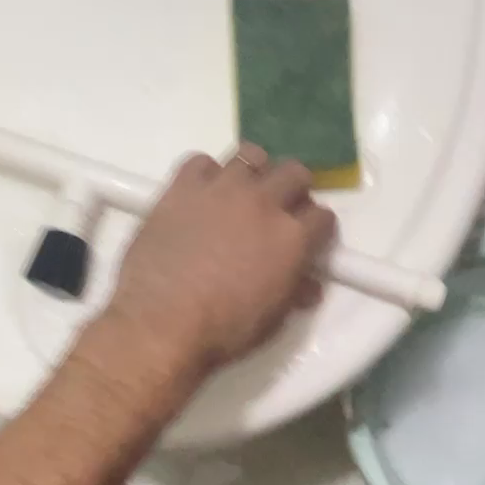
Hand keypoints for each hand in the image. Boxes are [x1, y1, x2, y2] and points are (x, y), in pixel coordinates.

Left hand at [100, 145, 336, 371]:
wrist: (161, 323)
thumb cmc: (225, 331)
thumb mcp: (273, 320)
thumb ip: (294, 293)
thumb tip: (308, 286)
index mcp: (292, 238)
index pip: (323, 217)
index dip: (319, 229)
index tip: (310, 239)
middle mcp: (263, 202)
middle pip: (294, 172)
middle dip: (295, 189)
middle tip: (283, 209)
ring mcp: (221, 189)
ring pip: (251, 154)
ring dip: (255, 172)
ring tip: (244, 193)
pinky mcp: (181, 186)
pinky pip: (201, 161)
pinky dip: (207, 174)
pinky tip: (202, 196)